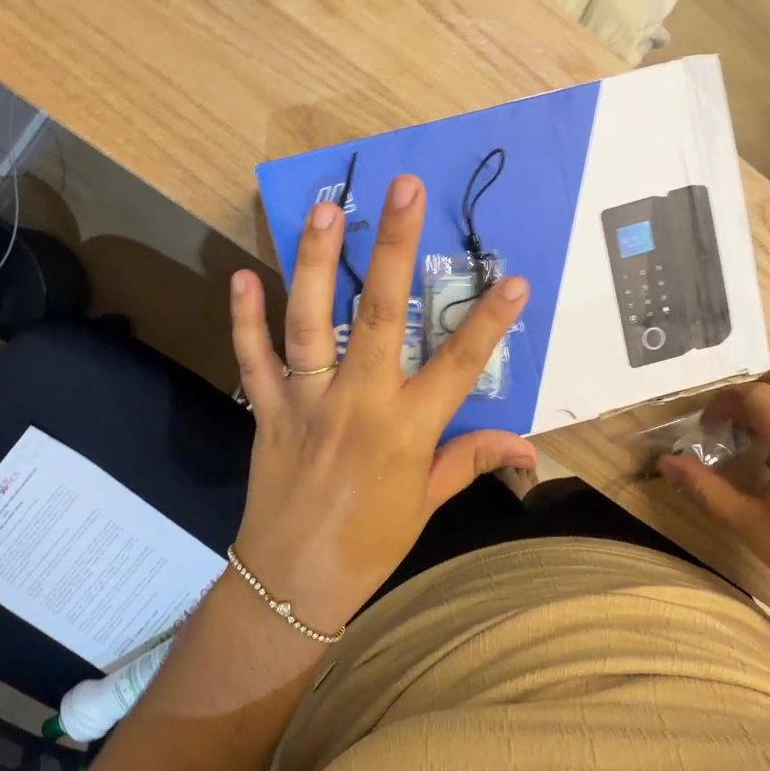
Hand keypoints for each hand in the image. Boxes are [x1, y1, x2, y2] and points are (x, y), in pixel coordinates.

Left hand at [228, 174, 535, 634]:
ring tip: (326, 210)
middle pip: (380, 315)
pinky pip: (252, 358)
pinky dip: (244, 318)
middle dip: (396, 247)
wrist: (293, 581)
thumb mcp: (427, 504)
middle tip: (404, 189)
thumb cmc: (370, 544)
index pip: (460, 365)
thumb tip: (526, 450)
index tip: (515, 279)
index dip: (489, 321)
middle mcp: (359, 403)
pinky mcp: (267, 410)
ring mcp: (307, 402)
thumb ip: (470, 461)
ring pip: (311, 320)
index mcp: (408, 429)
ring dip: (319, 262)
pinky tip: (243, 275)